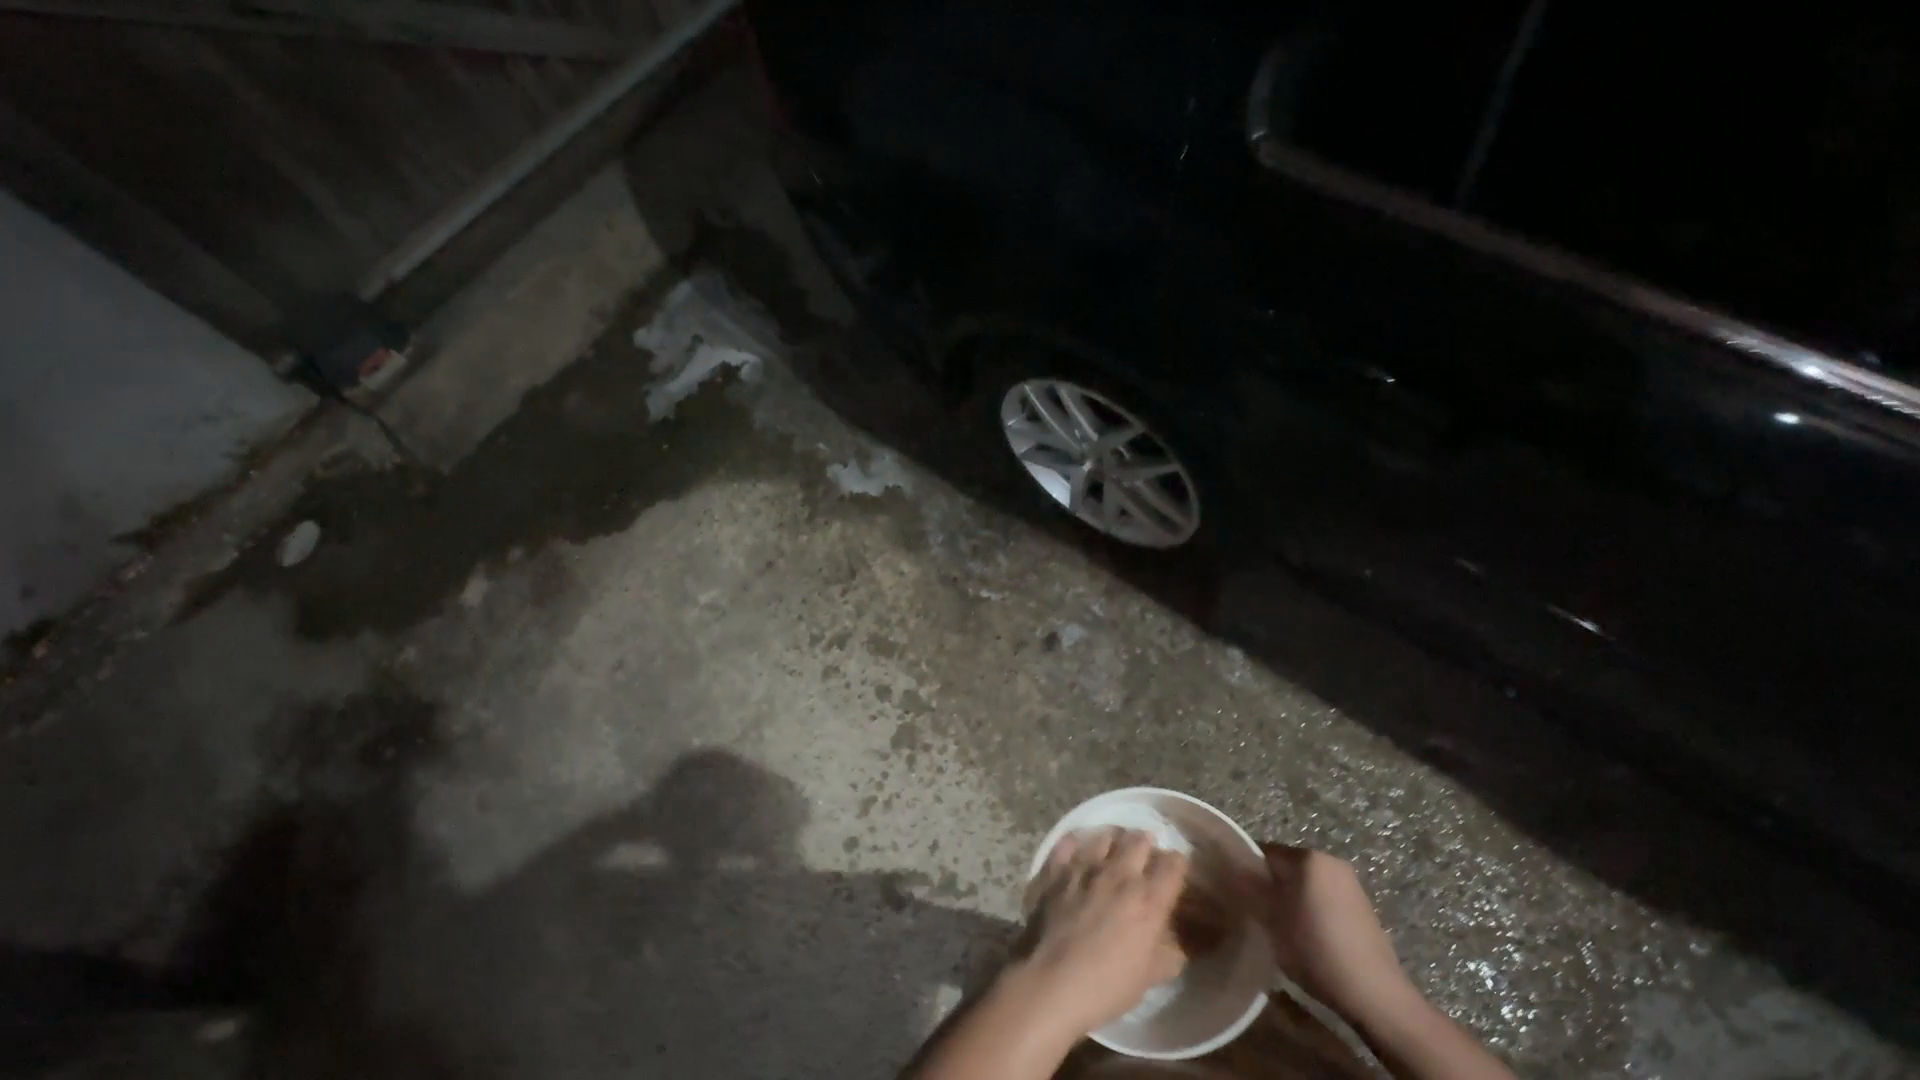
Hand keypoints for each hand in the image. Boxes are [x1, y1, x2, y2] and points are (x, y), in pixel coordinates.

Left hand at [1011, 828, 1189, 1038]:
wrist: (1051, 984)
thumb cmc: (1108, 986)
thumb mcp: (1151, 976)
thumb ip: (1170, 953)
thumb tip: (1178, 944)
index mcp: (1149, 899)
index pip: (1174, 863)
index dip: (1177, 864)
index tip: (1174, 872)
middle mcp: (1119, 874)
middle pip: (1140, 839)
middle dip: (1146, 845)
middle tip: (1144, 858)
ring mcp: (1084, 868)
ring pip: (1105, 835)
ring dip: (1113, 840)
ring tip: (1113, 849)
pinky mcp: (1055, 871)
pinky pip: (1068, 843)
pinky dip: (1075, 843)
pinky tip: (1077, 849)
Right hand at [1241, 844, 1516, 1079]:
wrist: (1372, 992)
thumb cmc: (1314, 950)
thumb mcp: (1269, 921)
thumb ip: (1247, 889)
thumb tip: (1229, 870)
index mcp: (1307, 858)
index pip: (1262, 851)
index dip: (1244, 871)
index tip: (1233, 894)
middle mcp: (1330, 860)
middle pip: (1284, 865)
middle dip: (1267, 885)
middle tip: (1253, 913)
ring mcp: (1349, 882)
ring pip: (1304, 881)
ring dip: (1288, 897)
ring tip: (1277, 926)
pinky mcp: (1361, 903)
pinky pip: (1323, 895)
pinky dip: (1309, 907)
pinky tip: (1306, 935)